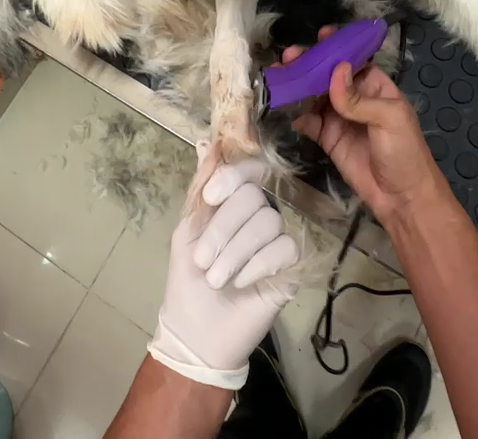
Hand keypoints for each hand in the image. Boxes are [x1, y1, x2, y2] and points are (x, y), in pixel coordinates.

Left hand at [147, 150, 300, 389]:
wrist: (198, 333)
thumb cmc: (188, 279)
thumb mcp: (186, 230)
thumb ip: (200, 188)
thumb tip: (207, 143)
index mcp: (232, 201)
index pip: (247, 169)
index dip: (231, 177)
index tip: (210, 198)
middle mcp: (257, 214)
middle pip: (253, 197)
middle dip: (222, 230)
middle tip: (202, 261)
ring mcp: (275, 239)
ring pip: (268, 222)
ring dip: (235, 253)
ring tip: (216, 278)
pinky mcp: (290, 265)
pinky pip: (284, 248)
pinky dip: (258, 265)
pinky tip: (243, 283)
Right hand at [289, 26, 445, 226]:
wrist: (402, 199)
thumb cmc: (405, 152)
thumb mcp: (389, 119)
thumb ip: (359, 98)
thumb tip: (335, 71)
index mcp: (375, 86)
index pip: (354, 60)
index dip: (337, 47)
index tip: (321, 35)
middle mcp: (355, 98)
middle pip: (328, 75)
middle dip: (309, 64)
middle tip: (290, 57)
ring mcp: (339, 118)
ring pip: (314, 95)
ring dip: (297, 85)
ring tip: (278, 76)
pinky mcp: (327, 138)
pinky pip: (308, 120)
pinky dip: (294, 112)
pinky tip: (282, 104)